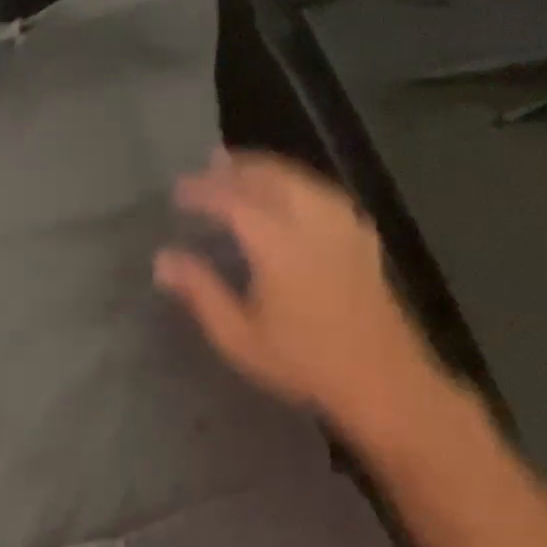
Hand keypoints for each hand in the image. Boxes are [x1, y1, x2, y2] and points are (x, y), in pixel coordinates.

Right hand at [154, 150, 442, 429]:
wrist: (382, 381)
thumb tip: (164, 258)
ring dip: (273, 173)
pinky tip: (291, 196)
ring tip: (244, 171)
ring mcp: (347, 235)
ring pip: (309, 185)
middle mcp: (318, 231)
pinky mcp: (363, 245)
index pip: (239, 204)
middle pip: (279, 182)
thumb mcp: (235, 334)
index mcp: (282, 250)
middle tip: (207, 165)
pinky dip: (301, 187)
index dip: (207, 192)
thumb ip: (200, 291)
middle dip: (242, 170)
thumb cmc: (299, 362)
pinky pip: (328, 199)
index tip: (177, 189)